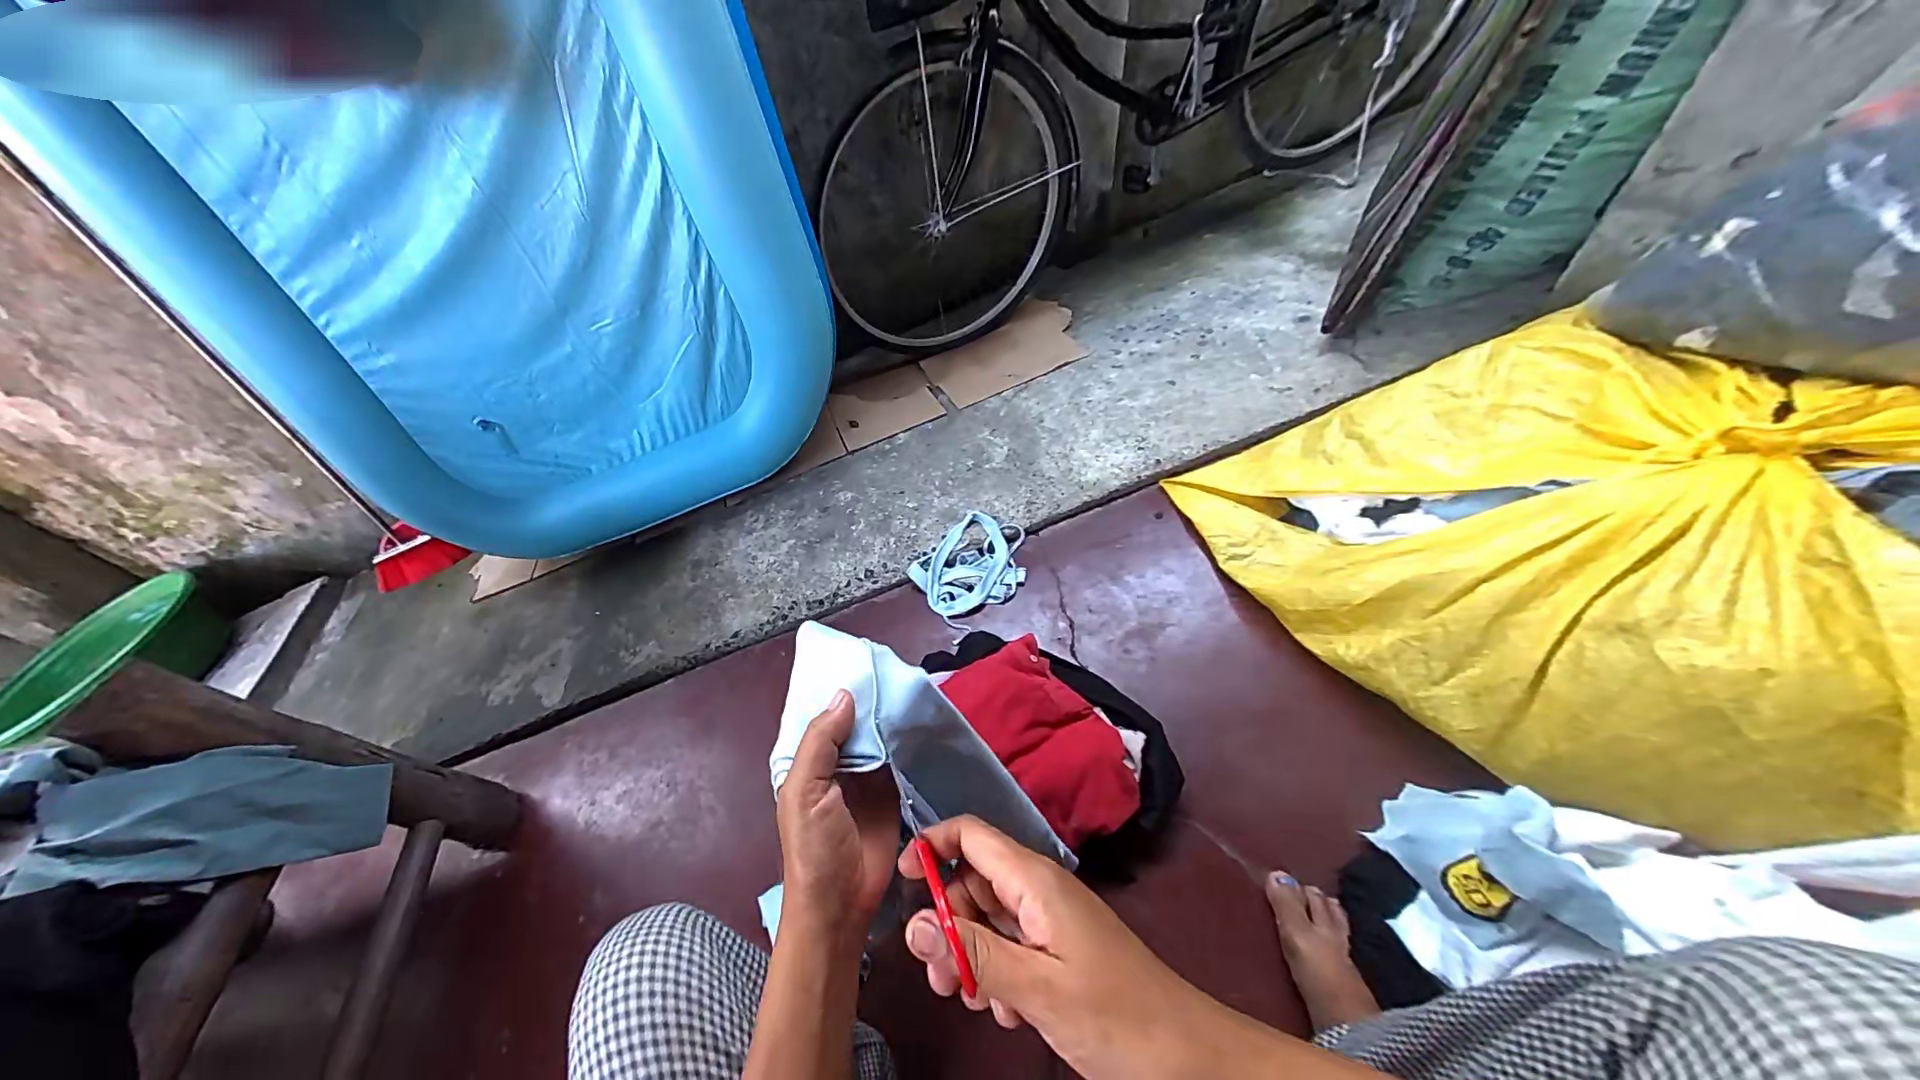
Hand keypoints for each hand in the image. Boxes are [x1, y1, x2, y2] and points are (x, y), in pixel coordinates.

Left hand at [775, 690, 900, 937]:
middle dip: (872, 701)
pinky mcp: (892, 792)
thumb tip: (846, 694)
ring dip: (891, 719)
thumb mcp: (805, 793)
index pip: (823, 717)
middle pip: (855, 724)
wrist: (842, 904)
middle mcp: (837, 765)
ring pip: (879, 738)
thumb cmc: (814, 849)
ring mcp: (867, 778)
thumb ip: (821, 743)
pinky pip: (900, 759)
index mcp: (808, 763)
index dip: (840, 692)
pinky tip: (923, 720)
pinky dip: (908, 742)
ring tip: (914, 686)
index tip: (865, 661)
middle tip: (899, 670)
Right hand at [898, 816, 1365, 1079]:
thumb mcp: (1035, 987)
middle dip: (946, 921)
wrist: (1185, 1053)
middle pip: (973, 881)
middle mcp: (1039, 890)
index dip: (933, 845)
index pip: (972, 834)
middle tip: (938, 977)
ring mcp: (1049, 919)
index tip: (902, 881)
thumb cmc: (1113, 1014)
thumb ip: (973, 951)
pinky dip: (994, 971)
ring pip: (987, 916)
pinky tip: (1003, 1011)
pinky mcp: (1057, 949)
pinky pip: (1009, 944)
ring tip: (968, 999)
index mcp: (1034, 880)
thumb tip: (913, 921)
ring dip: (968, 952)